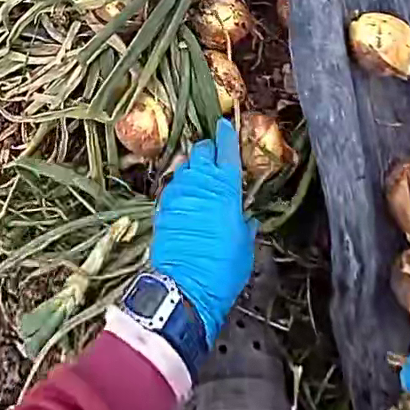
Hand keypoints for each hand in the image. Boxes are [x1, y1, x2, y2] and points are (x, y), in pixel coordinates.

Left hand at [150, 118, 256, 341]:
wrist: (185, 285)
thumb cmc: (223, 265)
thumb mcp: (245, 243)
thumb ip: (245, 223)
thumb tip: (247, 218)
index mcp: (225, 186)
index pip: (226, 149)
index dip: (226, 134)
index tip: (225, 124)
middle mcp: (200, 181)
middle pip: (201, 149)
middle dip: (208, 149)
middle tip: (215, 157)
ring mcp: (178, 191)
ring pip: (184, 165)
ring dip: (193, 168)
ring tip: (199, 180)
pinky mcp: (162, 205)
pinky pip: (172, 186)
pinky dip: (180, 187)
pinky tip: (186, 201)